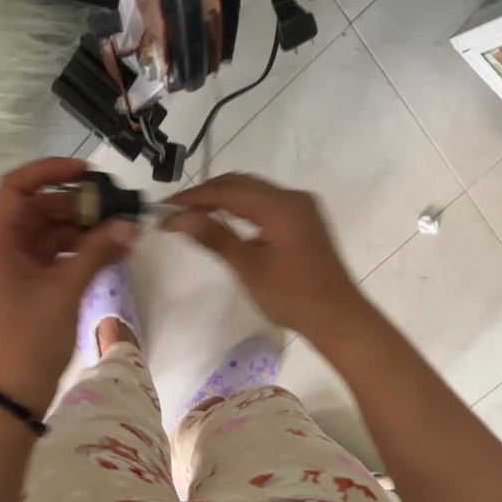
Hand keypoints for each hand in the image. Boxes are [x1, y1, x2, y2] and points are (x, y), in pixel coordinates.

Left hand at [0, 158, 136, 412]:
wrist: (19, 391)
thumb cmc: (33, 340)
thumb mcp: (66, 291)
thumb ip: (96, 252)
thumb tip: (128, 225)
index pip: (15, 189)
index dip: (49, 172)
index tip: (86, 172)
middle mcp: (0, 251)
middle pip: (36, 210)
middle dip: (74, 206)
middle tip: (112, 208)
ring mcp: (14, 270)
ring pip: (48, 234)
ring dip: (81, 230)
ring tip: (117, 232)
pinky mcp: (28, 288)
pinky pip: (53, 257)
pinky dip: (77, 253)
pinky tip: (107, 253)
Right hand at [162, 174, 380, 348]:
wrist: (336, 317)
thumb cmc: (292, 297)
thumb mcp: (249, 268)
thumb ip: (215, 238)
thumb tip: (180, 219)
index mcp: (280, 206)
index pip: (228, 190)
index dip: (193, 198)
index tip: (164, 209)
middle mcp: (292, 198)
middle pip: (241, 184)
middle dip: (206, 195)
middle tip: (175, 213)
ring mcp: (301, 208)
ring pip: (254, 193)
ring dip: (223, 200)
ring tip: (193, 217)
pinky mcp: (303, 222)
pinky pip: (266, 205)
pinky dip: (241, 209)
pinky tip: (225, 222)